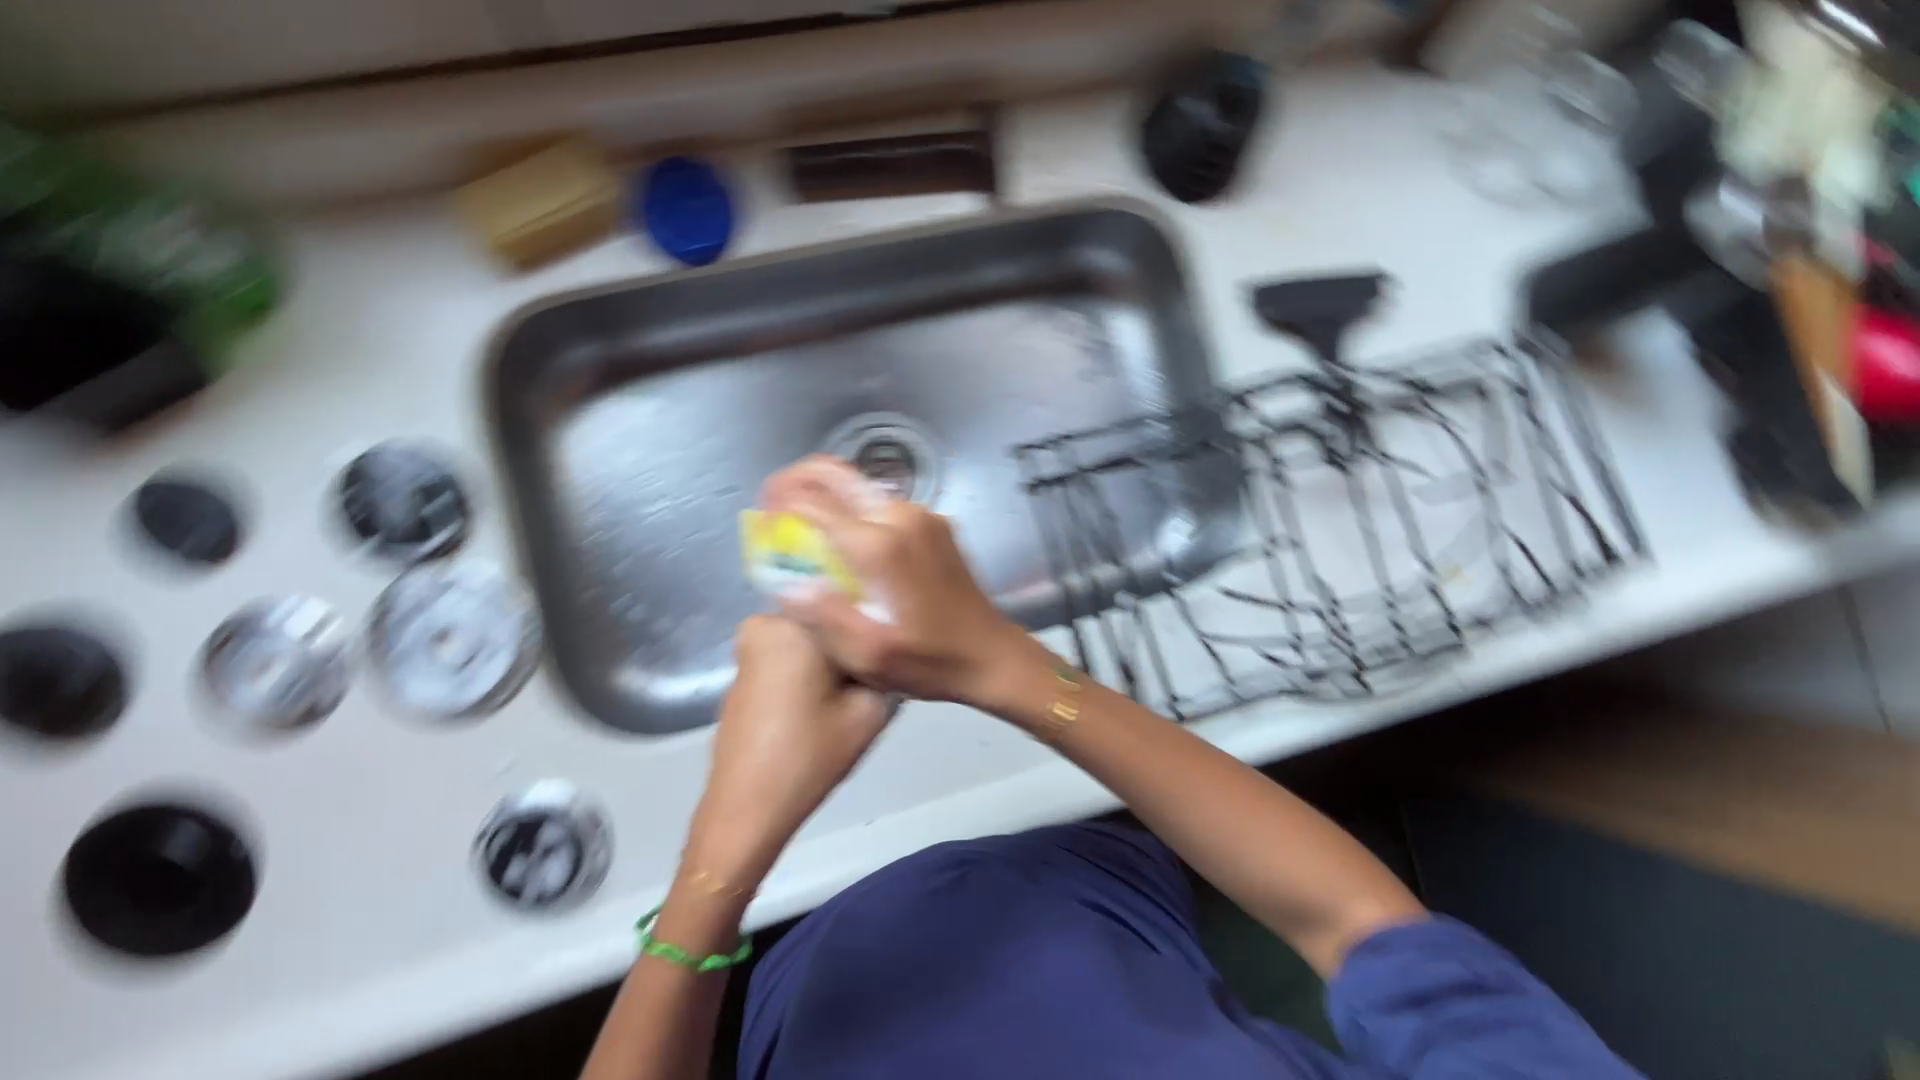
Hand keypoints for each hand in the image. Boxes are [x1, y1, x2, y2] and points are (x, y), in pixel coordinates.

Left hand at [685, 615, 892, 887]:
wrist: (747, 809)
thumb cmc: (809, 755)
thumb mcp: (871, 710)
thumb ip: (889, 669)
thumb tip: (892, 652)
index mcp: (792, 622)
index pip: (850, 604)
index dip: (878, 628)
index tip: (895, 655)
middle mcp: (764, 624)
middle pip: (829, 622)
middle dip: (853, 646)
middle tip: (874, 684)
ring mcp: (748, 649)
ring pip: (811, 642)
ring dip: (832, 663)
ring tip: (851, 699)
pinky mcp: (744, 674)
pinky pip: (790, 659)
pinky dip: (810, 676)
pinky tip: (822, 709)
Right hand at [762, 456, 1051, 711]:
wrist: (992, 655)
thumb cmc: (929, 661)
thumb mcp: (868, 653)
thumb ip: (821, 614)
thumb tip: (784, 582)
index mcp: (878, 545)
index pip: (813, 502)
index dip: (780, 503)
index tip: (761, 516)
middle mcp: (900, 516)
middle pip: (837, 476)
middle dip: (798, 482)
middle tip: (774, 504)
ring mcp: (922, 516)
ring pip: (860, 490)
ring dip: (828, 499)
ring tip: (805, 527)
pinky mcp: (935, 524)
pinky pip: (883, 506)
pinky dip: (855, 513)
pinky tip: (846, 542)